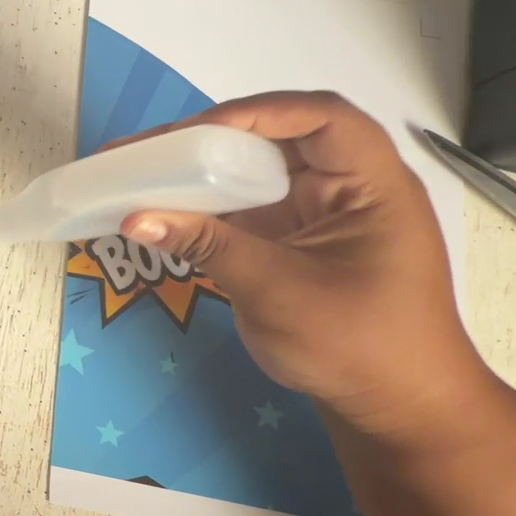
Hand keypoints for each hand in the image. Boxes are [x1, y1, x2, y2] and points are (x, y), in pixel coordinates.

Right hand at [114, 91, 483, 431]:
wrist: (387, 402)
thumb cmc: (357, 343)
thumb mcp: (277, 290)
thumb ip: (207, 245)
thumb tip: (133, 218)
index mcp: (370, 187)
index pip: (322, 120)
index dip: (258, 113)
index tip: (191, 134)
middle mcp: (340, 188)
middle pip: (269, 139)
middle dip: (201, 139)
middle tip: (136, 151)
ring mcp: (307, 213)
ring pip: (244, 171)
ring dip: (187, 170)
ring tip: (128, 173)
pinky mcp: (279, 238)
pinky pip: (231, 206)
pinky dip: (189, 204)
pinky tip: (148, 208)